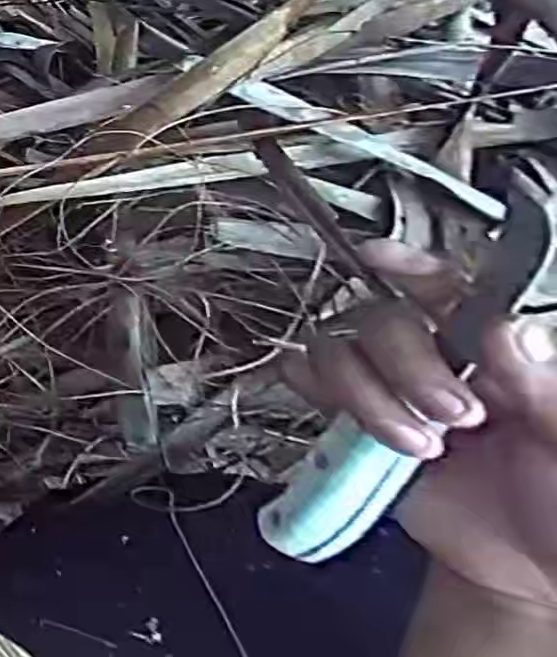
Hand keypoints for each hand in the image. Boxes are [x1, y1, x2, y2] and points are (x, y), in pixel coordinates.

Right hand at [281, 240, 556, 607]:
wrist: (538, 579)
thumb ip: (548, 390)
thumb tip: (500, 326)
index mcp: (504, 358)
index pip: (450, 291)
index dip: (412, 266)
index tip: (382, 256)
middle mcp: (440, 360)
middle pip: (380, 317)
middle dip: (407, 364)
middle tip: (458, 416)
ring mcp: (386, 385)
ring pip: (332, 346)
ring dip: (368, 393)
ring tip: (421, 443)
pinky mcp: (346, 412)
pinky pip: (302, 377)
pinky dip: (325, 398)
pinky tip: (372, 434)